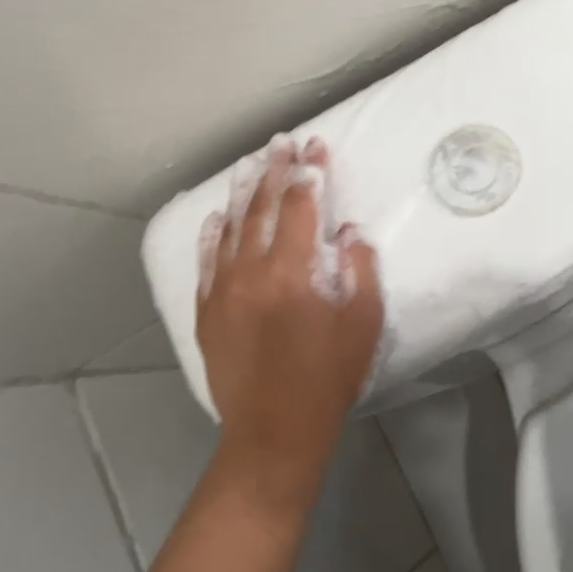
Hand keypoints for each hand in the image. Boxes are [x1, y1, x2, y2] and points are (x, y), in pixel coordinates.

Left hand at [195, 135, 384, 506]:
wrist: (275, 430)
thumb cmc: (330, 375)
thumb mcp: (364, 321)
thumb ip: (360, 269)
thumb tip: (349, 231)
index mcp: (296, 271)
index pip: (302, 206)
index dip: (310, 173)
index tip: (316, 147)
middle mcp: (254, 272)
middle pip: (264, 208)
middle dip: (275, 170)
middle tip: (282, 142)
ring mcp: (224, 290)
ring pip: (233, 228)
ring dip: (244, 192)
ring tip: (251, 162)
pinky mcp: (208, 311)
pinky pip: (208, 261)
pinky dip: (213, 234)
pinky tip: (218, 215)